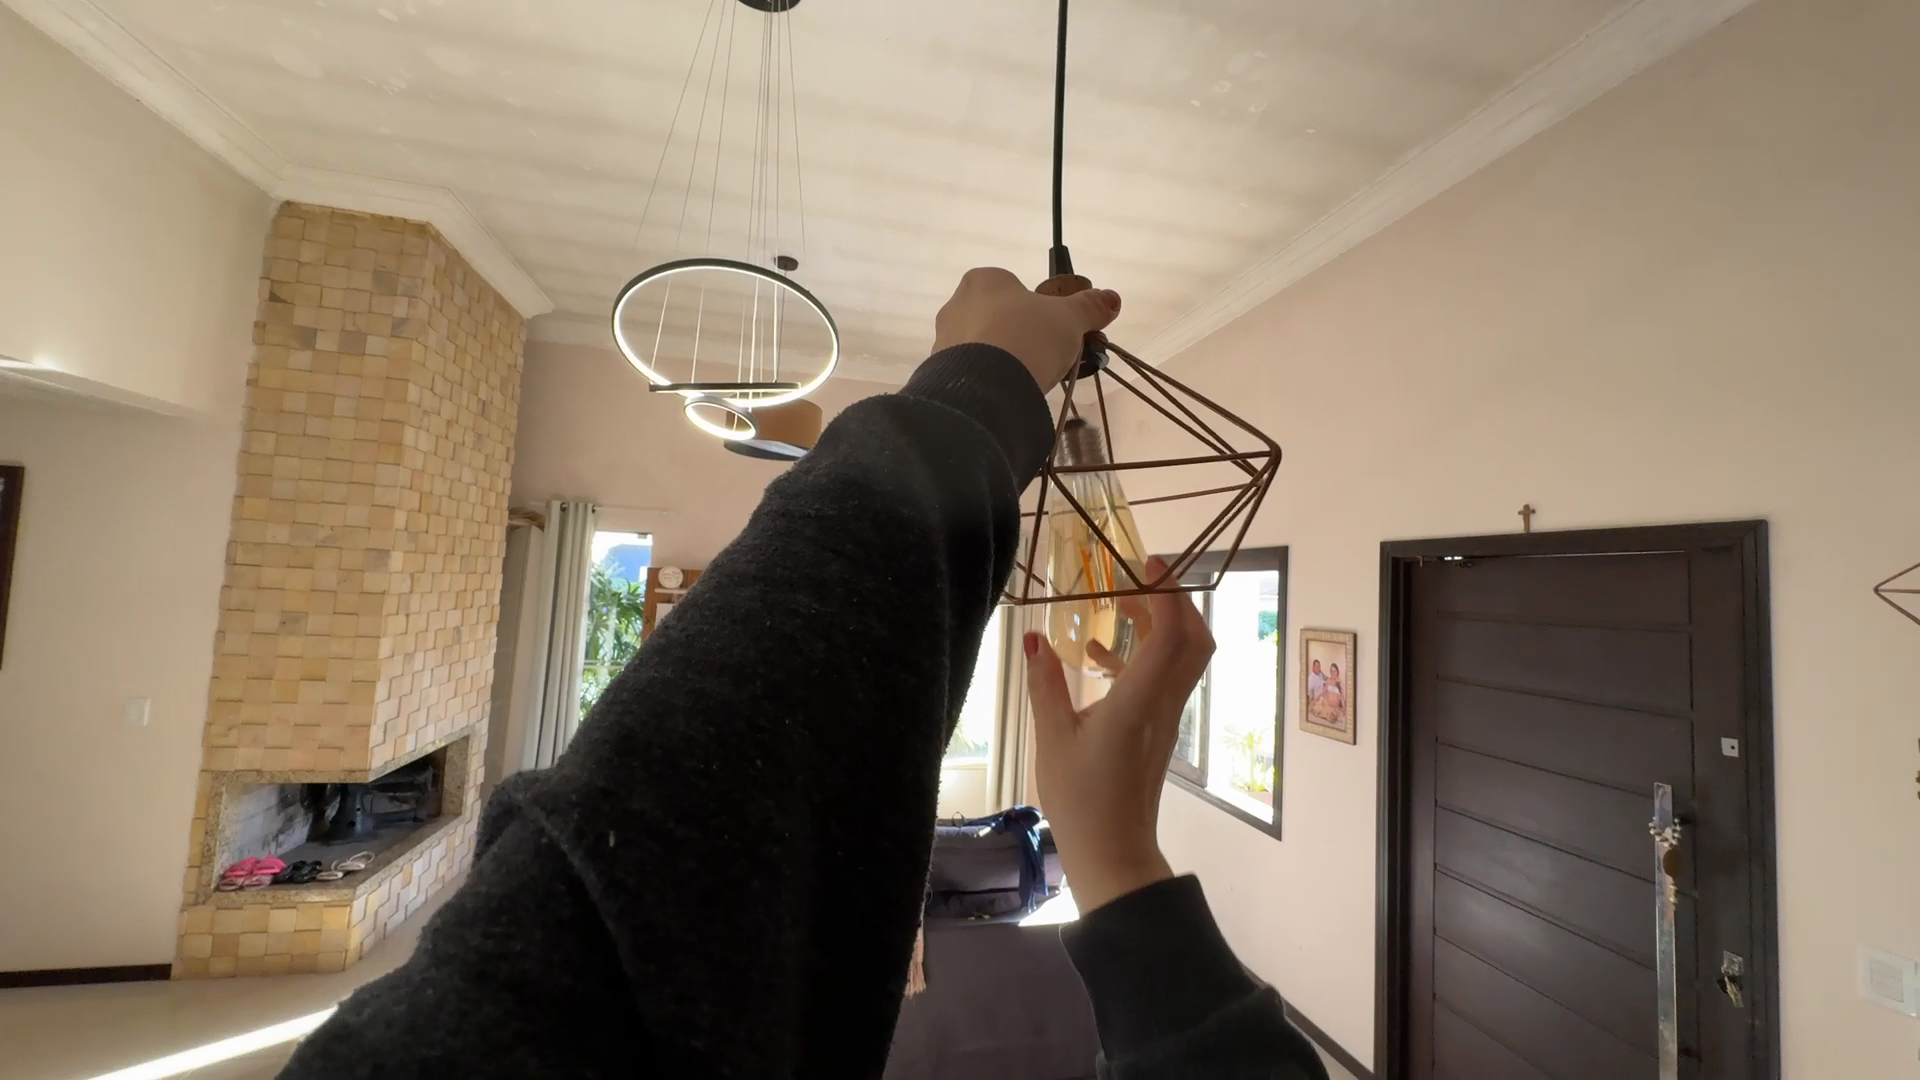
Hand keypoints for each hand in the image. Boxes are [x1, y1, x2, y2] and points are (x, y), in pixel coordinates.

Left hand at [932, 267, 1120, 390]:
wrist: (987, 387)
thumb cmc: (1029, 337)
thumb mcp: (1068, 320)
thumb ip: (1088, 308)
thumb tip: (1111, 299)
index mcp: (983, 280)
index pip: (1014, 288)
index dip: (1038, 311)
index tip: (1055, 333)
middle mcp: (956, 304)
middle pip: (998, 319)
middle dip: (1022, 337)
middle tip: (1046, 359)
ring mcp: (943, 340)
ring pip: (983, 348)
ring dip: (1005, 361)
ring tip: (1028, 381)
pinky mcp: (940, 374)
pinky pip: (971, 374)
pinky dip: (988, 381)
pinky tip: (1005, 394)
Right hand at [1025, 557, 1213, 912]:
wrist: (1113, 852)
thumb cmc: (1082, 799)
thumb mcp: (1052, 739)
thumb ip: (1045, 685)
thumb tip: (1034, 639)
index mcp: (1139, 701)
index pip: (1171, 636)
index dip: (1166, 593)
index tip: (1146, 563)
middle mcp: (1163, 703)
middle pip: (1195, 641)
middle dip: (1175, 601)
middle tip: (1140, 577)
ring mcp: (1166, 716)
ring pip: (1183, 657)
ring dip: (1161, 624)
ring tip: (1118, 603)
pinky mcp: (1158, 727)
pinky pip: (1163, 677)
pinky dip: (1142, 653)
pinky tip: (1098, 654)